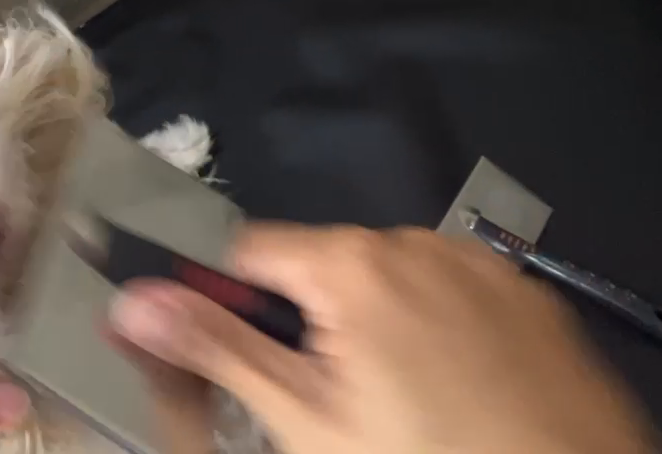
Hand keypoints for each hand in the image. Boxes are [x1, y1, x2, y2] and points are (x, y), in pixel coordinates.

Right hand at [108, 224, 660, 453]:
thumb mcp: (305, 423)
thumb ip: (215, 347)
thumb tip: (129, 299)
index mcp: (348, 259)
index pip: (247, 251)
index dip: (236, 304)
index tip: (258, 362)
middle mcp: (410, 239)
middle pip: (317, 265)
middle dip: (308, 319)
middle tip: (338, 402)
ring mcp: (479, 265)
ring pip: (383, 278)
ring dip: (371, 320)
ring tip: (409, 404)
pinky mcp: (533, 298)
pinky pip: (450, 292)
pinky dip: (435, 325)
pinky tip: (463, 392)